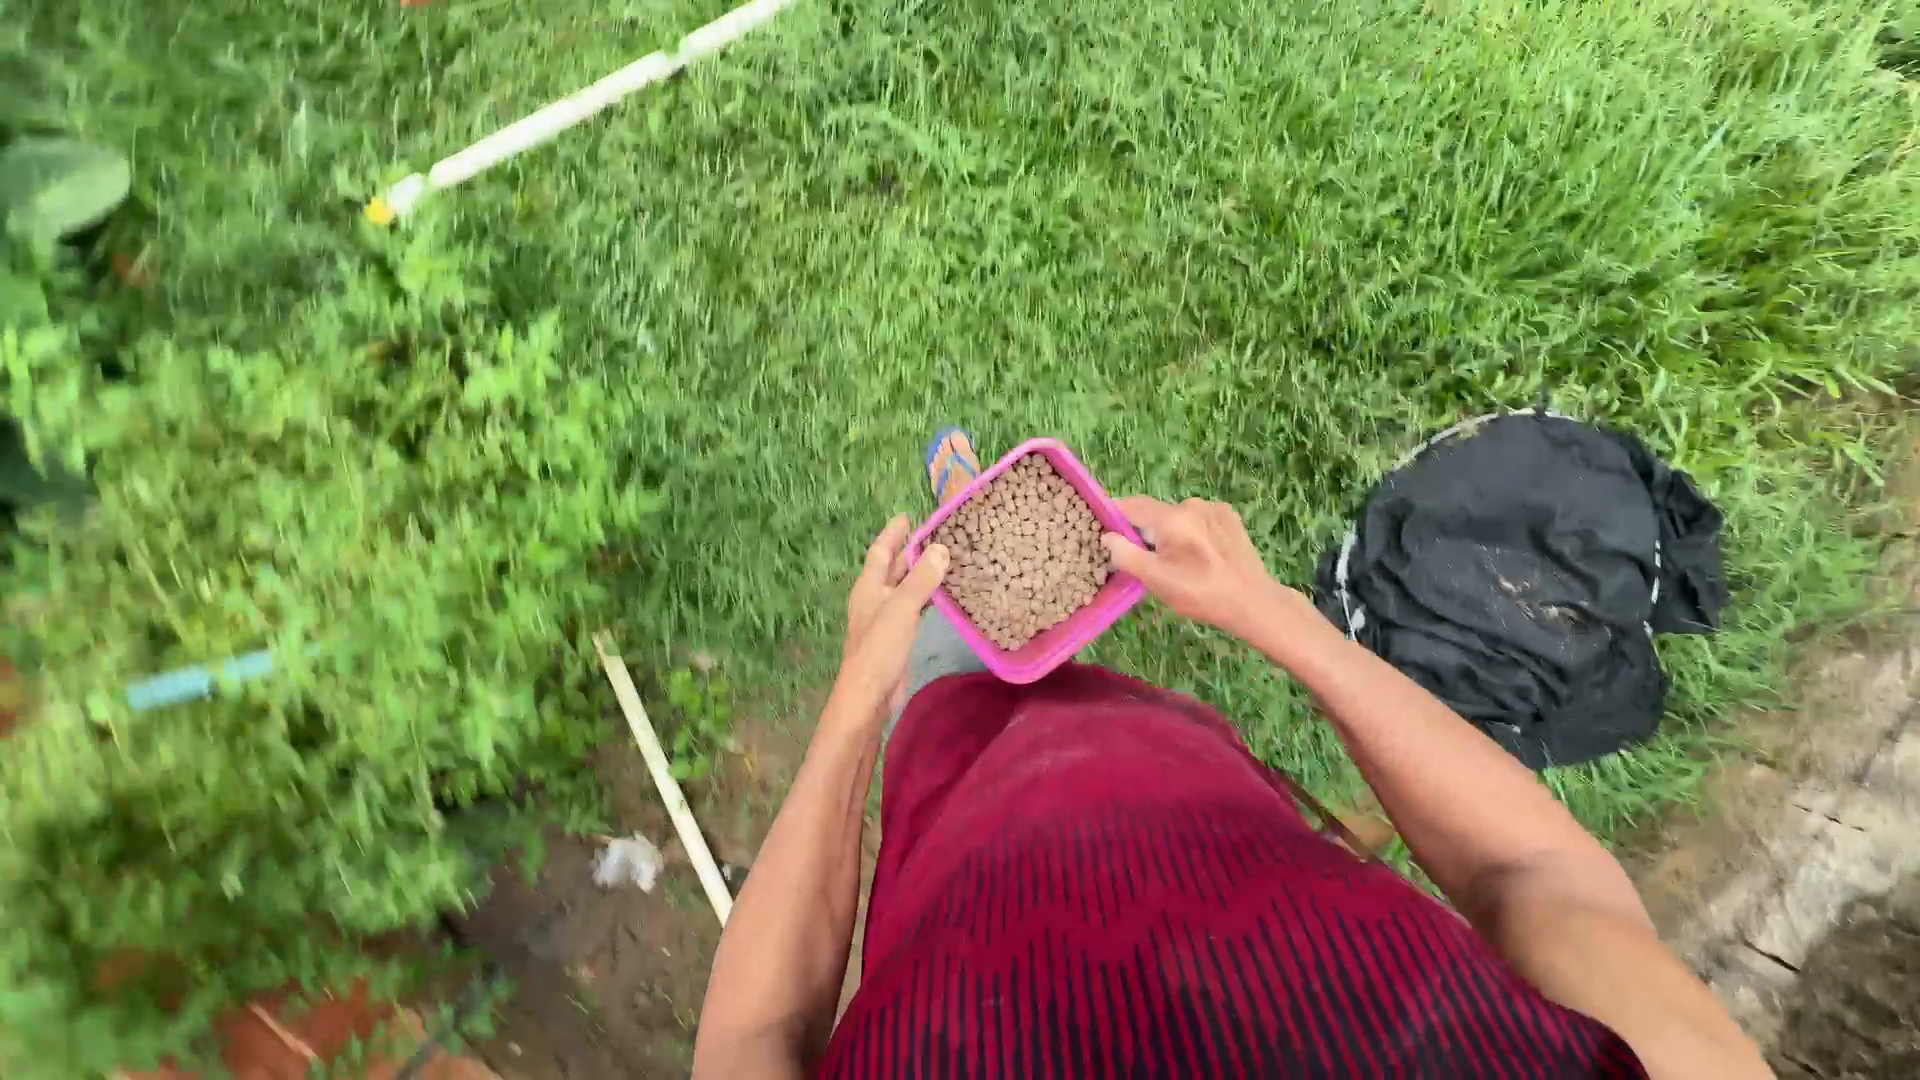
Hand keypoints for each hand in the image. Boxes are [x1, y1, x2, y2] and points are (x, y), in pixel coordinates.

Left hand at [836, 515, 949, 714]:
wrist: (870, 694)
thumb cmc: (880, 648)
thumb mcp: (902, 608)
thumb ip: (921, 578)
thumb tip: (940, 548)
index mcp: (869, 587)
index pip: (880, 551)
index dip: (893, 533)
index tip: (907, 516)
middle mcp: (874, 598)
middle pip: (891, 568)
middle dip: (908, 550)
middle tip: (933, 534)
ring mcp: (884, 618)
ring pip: (902, 587)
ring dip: (918, 573)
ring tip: (942, 559)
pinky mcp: (896, 636)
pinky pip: (911, 607)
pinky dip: (924, 596)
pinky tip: (941, 595)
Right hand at [1101, 495, 1299, 639]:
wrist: (1252, 602)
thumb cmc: (1200, 593)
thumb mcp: (1156, 580)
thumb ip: (1126, 555)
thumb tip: (1107, 537)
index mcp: (1172, 518)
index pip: (1131, 505)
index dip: (1113, 515)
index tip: (1103, 530)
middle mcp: (1192, 505)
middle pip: (1154, 513)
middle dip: (1144, 532)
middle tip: (1145, 560)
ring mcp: (1213, 508)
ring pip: (1176, 517)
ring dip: (1168, 533)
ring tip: (1176, 562)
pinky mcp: (1228, 516)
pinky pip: (1196, 520)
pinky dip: (1189, 532)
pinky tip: (1198, 556)